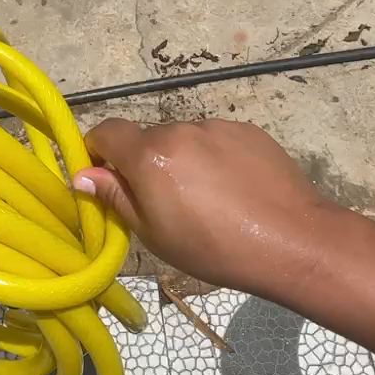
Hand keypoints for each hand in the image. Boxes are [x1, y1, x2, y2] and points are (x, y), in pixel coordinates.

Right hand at [73, 118, 347, 290]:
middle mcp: (178, 130)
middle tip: (164, 201)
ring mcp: (215, 126)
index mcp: (149, 155)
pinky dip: (212, 157)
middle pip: (145, 138)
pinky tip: (232, 188)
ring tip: (207, 198)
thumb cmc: (214, 248)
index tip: (106, 178)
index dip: (98, 151)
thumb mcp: (153, 234)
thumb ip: (115, 197)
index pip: (105, 131)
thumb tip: (82, 176)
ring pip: (182, 139)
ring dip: (181, 159)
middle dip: (144, 162)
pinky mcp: (246, 129)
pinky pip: (214, 139)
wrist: (293, 241)